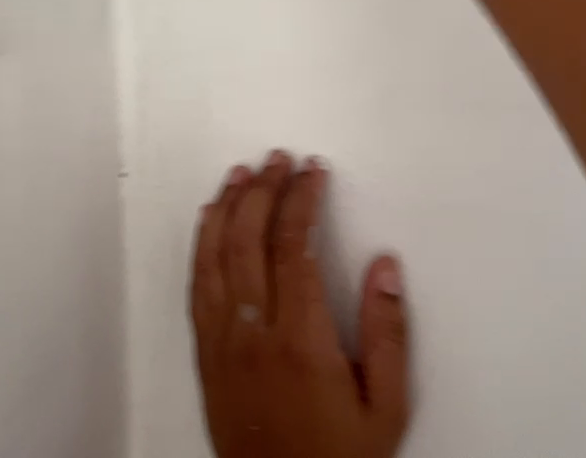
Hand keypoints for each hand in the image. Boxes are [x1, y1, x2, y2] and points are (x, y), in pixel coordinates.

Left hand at [191, 151, 411, 457]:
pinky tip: (209, 218)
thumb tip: (385, 264)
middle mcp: (253, 329)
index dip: (301, 199)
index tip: (313, 170)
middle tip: (278, 158)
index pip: (293, 245)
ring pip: (216, 253)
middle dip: (264, 189)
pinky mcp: (205, 350)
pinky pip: (197, 282)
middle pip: (250, 238)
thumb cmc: (339, 457)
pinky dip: (202, 242)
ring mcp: (222, 338)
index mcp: (301, 338)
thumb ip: (388, 332)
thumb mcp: (387, 406)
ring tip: (242, 171)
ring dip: (228, 205)